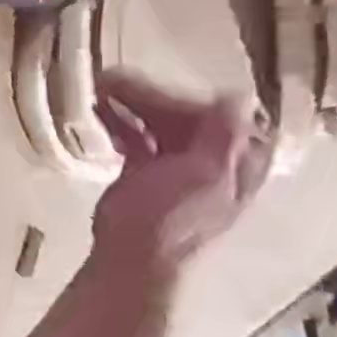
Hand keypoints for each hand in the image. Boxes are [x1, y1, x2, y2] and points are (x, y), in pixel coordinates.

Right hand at [89, 73, 271, 281]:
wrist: (133, 255)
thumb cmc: (170, 216)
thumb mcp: (206, 175)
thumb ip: (223, 136)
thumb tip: (238, 94)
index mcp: (236, 160)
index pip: (217, 112)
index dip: (184, 95)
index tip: (147, 83)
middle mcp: (210, 159)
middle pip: (183, 115)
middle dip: (148, 96)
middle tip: (109, 80)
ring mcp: (176, 166)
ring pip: (156, 124)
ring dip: (129, 105)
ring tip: (98, 89)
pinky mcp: (145, 171)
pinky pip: (135, 138)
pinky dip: (119, 124)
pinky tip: (98, 113)